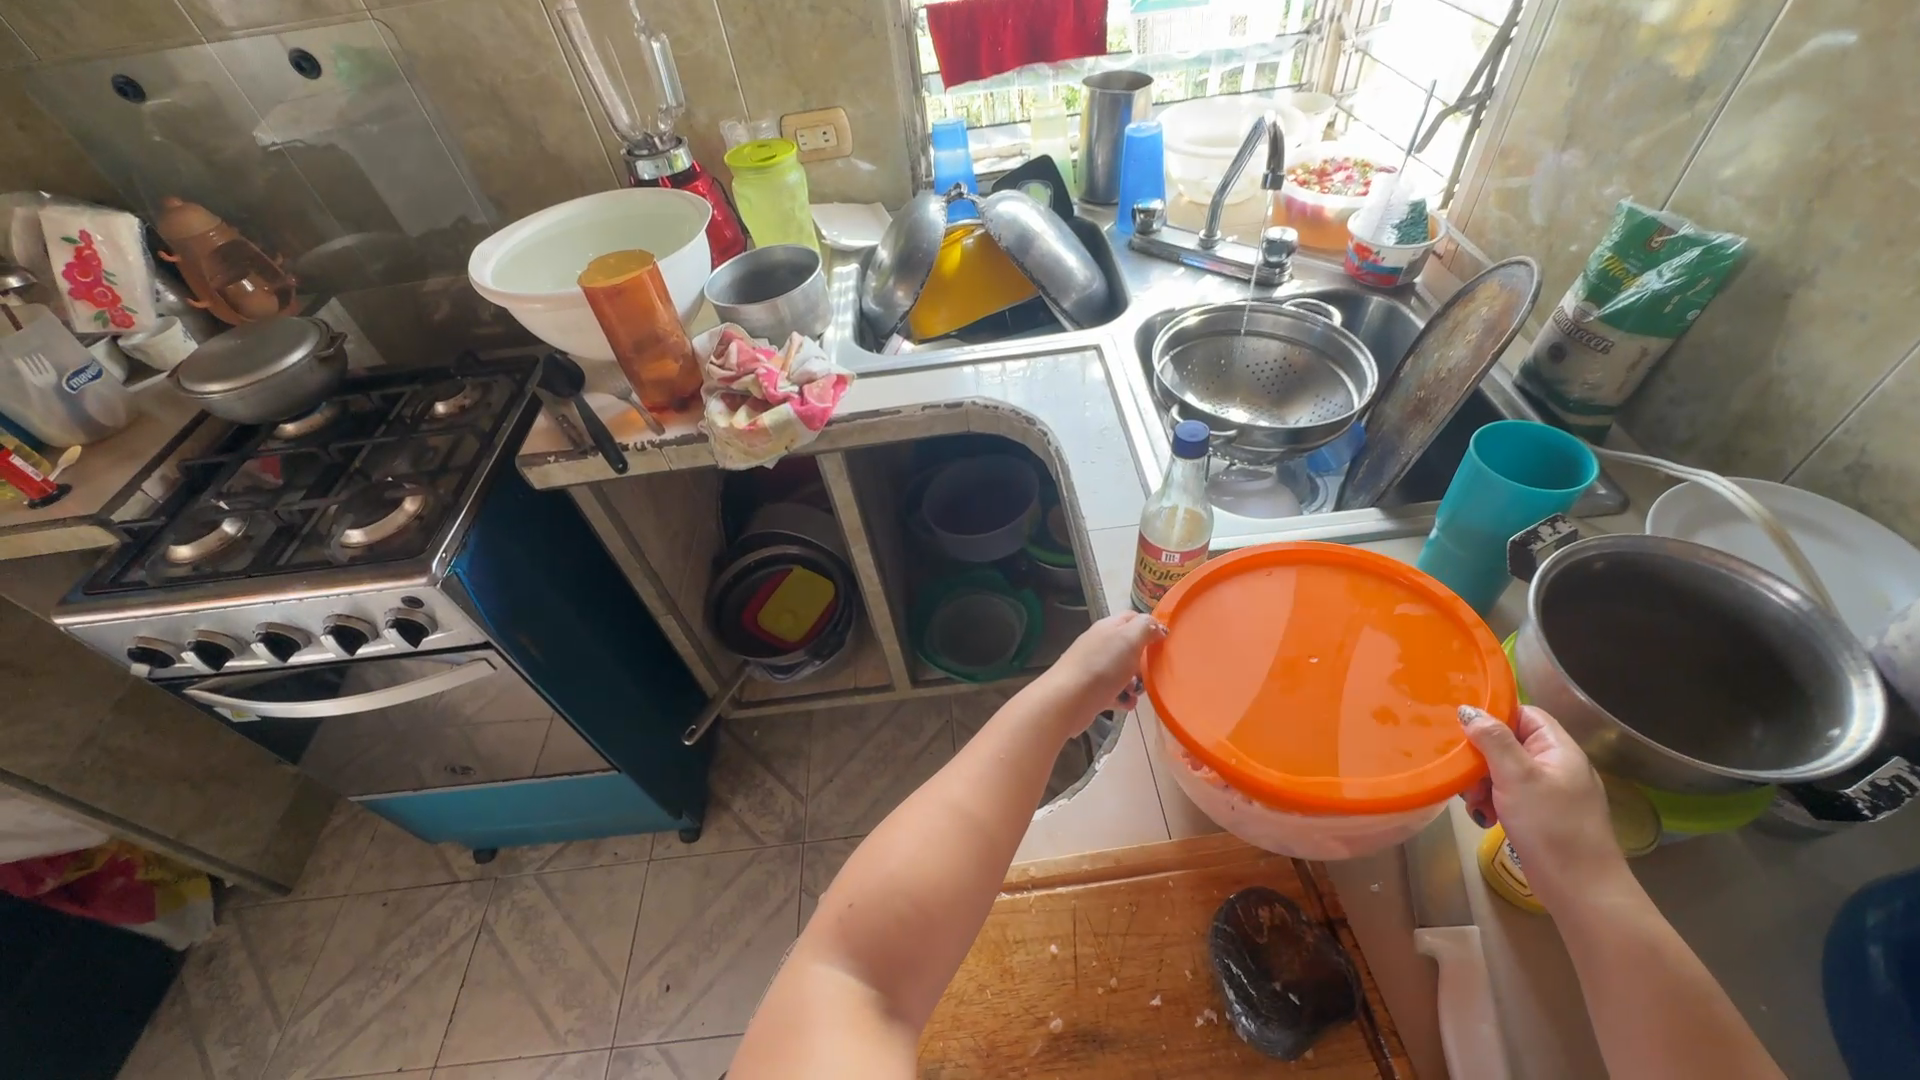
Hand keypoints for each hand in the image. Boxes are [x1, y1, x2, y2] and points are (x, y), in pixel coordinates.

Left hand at [1042, 611, 1166, 718]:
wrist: (1068, 699)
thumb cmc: (1102, 666)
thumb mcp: (1129, 639)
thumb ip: (1146, 627)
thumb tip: (1158, 627)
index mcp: (1108, 627)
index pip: (1132, 618)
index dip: (1150, 626)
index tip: (1164, 642)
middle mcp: (1100, 644)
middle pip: (1129, 648)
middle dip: (1144, 661)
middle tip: (1149, 671)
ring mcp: (1095, 667)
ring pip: (1124, 671)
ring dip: (1135, 683)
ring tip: (1134, 691)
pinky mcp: (1092, 690)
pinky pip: (1115, 691)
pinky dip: (1124, 698)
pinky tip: (1126, 703)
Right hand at [1458, 705, 1627, 910]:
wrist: (1581, 888)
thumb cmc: (1551, 825)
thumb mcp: (1517, 776)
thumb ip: (1493, 739)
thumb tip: (1468, 710)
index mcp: (1559, 750)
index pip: (1524, 714)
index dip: (1494, 716)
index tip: (1462, 728)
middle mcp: (1556, 766)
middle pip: (1508, 744)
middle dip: (1480, 758)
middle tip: (1466, 777)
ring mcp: (1550, 792)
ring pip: (1503, 771)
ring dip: (1481, 783)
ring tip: (1477, 804)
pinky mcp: (1541, 815)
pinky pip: (1508, 795)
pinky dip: (1492, 802)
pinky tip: (1485, 818)